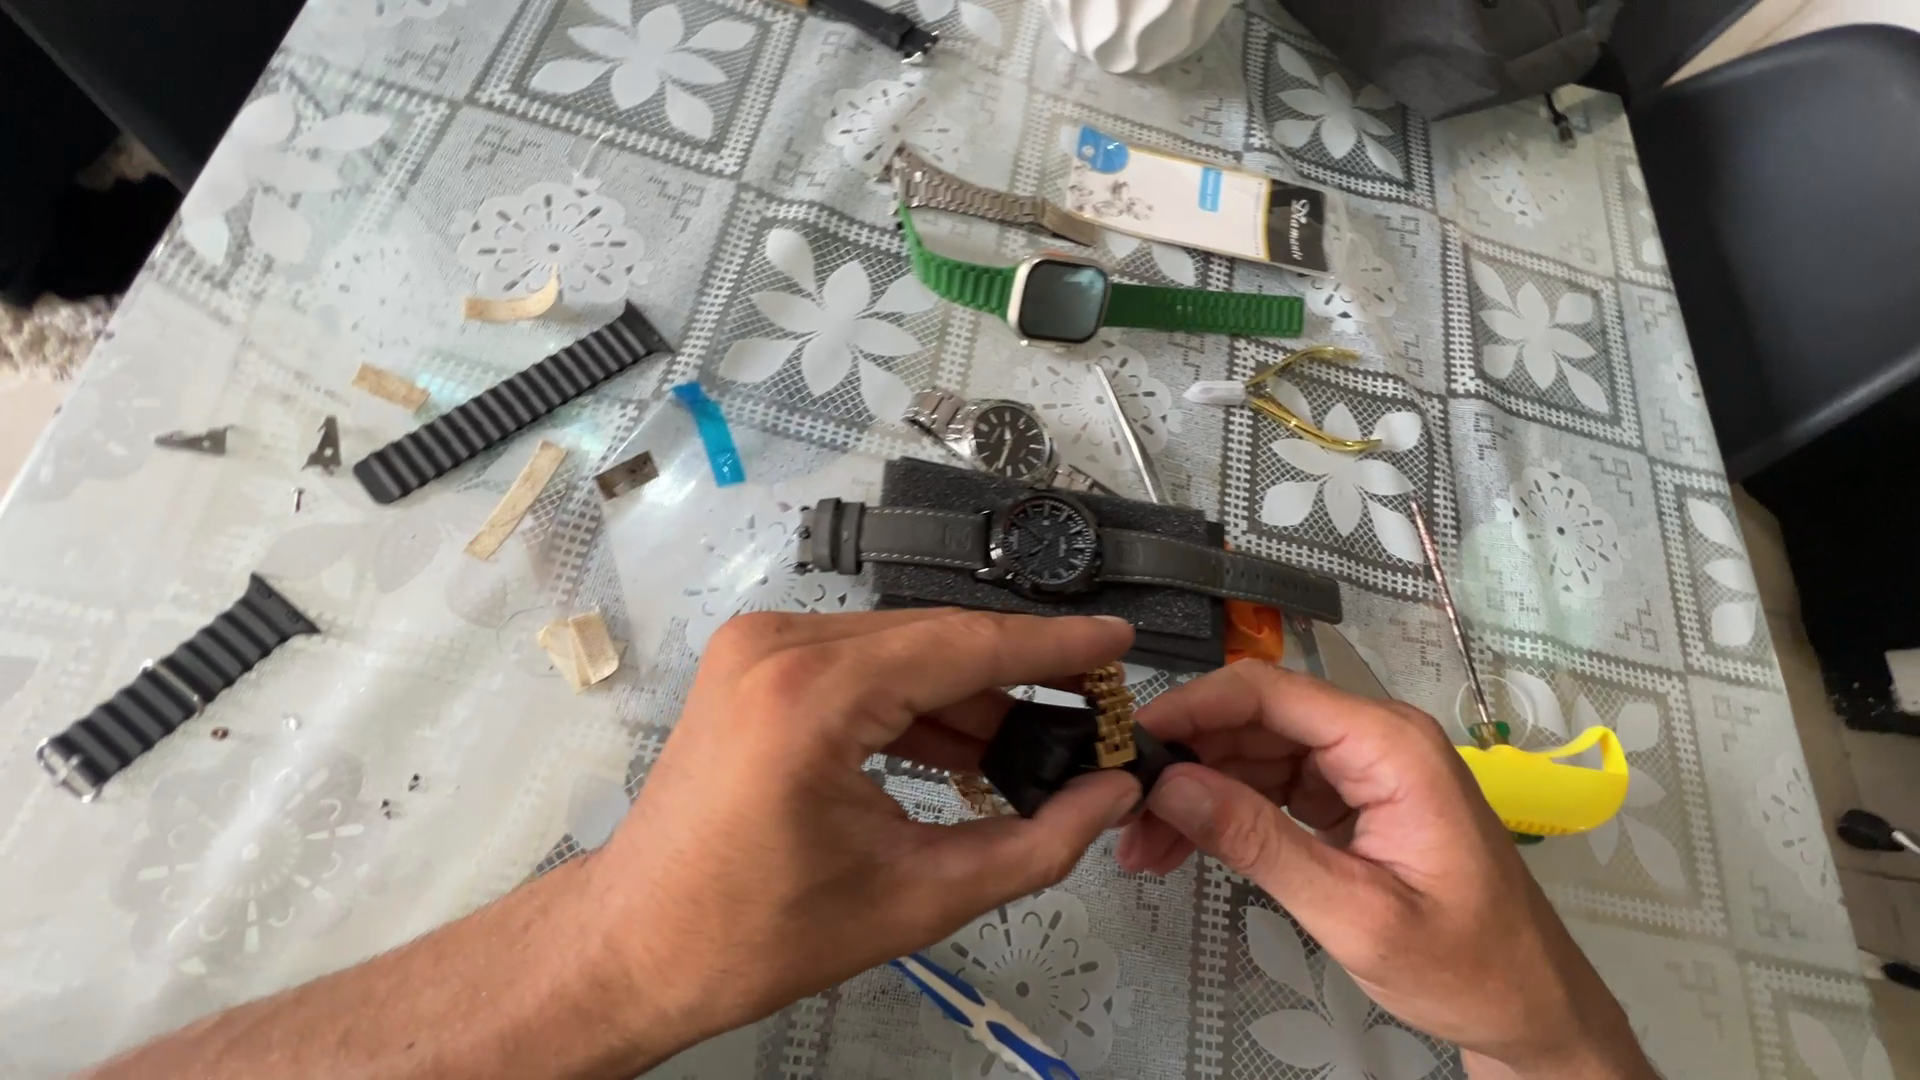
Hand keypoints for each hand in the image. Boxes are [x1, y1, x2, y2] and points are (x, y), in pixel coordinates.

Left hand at [587, 609, 1141, 1066]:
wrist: (636, 943)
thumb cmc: (752, 934)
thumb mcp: (915, 897)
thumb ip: (1034, 844)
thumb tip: (1108, 797)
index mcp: (810, 694)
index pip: (964, 646)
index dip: (1053, 644)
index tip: (1112, 640)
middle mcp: (780, 644)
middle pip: (937, 639)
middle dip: (1018, 673)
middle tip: (1087, 703)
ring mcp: (762, 643)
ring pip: (904, 647)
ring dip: (970, 691)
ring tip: (1036, 736)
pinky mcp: (759, 659)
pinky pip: (865, 661)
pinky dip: (919, 699)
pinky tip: (967, 741)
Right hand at [1116, 662, 1653, 1079]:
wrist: (1536, 1015)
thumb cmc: (1468, 969)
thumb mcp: (1356, 914)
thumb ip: (1259, 842)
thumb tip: (1169, 785)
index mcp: (1387, 743)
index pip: (1267, 692)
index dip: (1191, 707)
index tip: (1130, 742)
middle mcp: (1366, 736)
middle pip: (1248, 720)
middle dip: (1182, 762)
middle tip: (1126, 813)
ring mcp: (1351, 764)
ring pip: (1245, 752)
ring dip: (1192, 793)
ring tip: (1142, 846)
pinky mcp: (1339, 793)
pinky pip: (1261, 784)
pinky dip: (1218, 813)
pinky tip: (1178, 846)